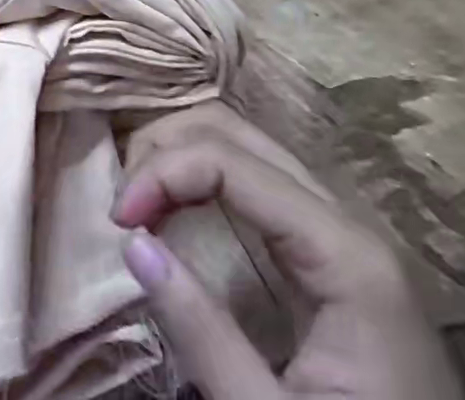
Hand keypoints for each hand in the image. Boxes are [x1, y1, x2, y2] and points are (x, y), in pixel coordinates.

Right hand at [113, 103, 463, 399]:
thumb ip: (203, 332)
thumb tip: (132, 241)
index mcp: (346, 254)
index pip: (228, 159)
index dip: (160, 174)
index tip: (117, 223)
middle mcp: (347, 223)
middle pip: (236, 133)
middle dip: (164, 151)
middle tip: (123, 203)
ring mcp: (339, 233)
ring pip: (243, 146)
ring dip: (178, 159)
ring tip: (140, 205)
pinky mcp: (326, 252)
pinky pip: (253, 182)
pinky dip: (200, 178)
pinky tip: (174, 209)